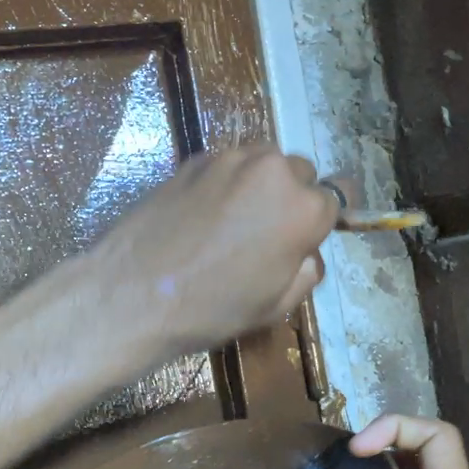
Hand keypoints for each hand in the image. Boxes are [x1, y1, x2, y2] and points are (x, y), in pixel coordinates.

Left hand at [84, 148, 338, 356]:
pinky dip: (224, 183)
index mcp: (303, 208)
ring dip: (257, 185)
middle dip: (291, 197)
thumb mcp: (275, 305)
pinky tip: (201, 216)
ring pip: (261, 163)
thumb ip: (306, 271)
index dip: (323, 218)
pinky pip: (225, 165)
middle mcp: (272, 170)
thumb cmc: (210, 309)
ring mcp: (228, 159)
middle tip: (264, 234)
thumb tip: (306, 252)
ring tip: (231, 224)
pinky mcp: (192, 159)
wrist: (130, 294)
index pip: (338, 196)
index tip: (309, 234)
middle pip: (299, 172)